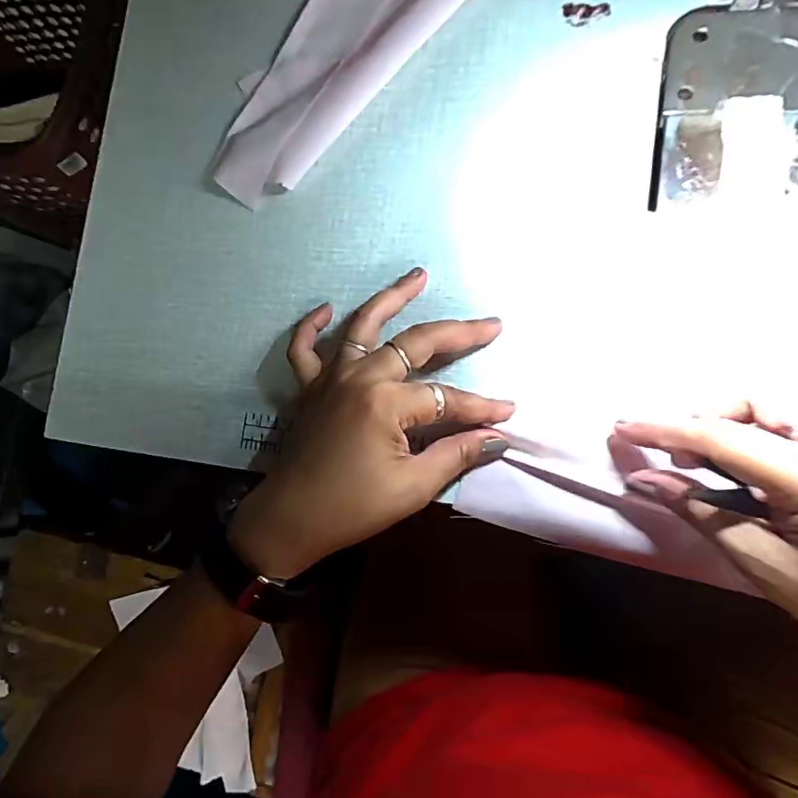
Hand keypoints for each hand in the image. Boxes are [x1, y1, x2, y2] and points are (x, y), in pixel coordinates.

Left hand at [229, 268, 513, 580]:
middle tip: (491, 324)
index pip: (446, 397)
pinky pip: (305, 349)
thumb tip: (498, 436)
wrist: (289, 521)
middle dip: (458, 333)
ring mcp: (329, 378)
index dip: (480, 407)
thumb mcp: (413, 487)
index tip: (508, 413)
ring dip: (392, 298)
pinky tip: (327, 308)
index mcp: (385, 402)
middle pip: (415, 343)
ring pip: (362, 325)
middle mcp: (358, 377)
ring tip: (418, 276)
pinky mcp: (308, 389)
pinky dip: (314, 326)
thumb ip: (456, 454)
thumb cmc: (354, 508)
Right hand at [614, 405, 797, 781]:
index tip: (624, 427)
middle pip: (768, 403)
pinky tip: (789, 488)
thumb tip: (651, 481)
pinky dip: (794, 448)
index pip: (728, 435)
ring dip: (753, 433)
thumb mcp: (780, 576)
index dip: (666, 429)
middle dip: (715, 420)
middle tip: (685, 462)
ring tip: (730, 476)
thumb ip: (711, 517)